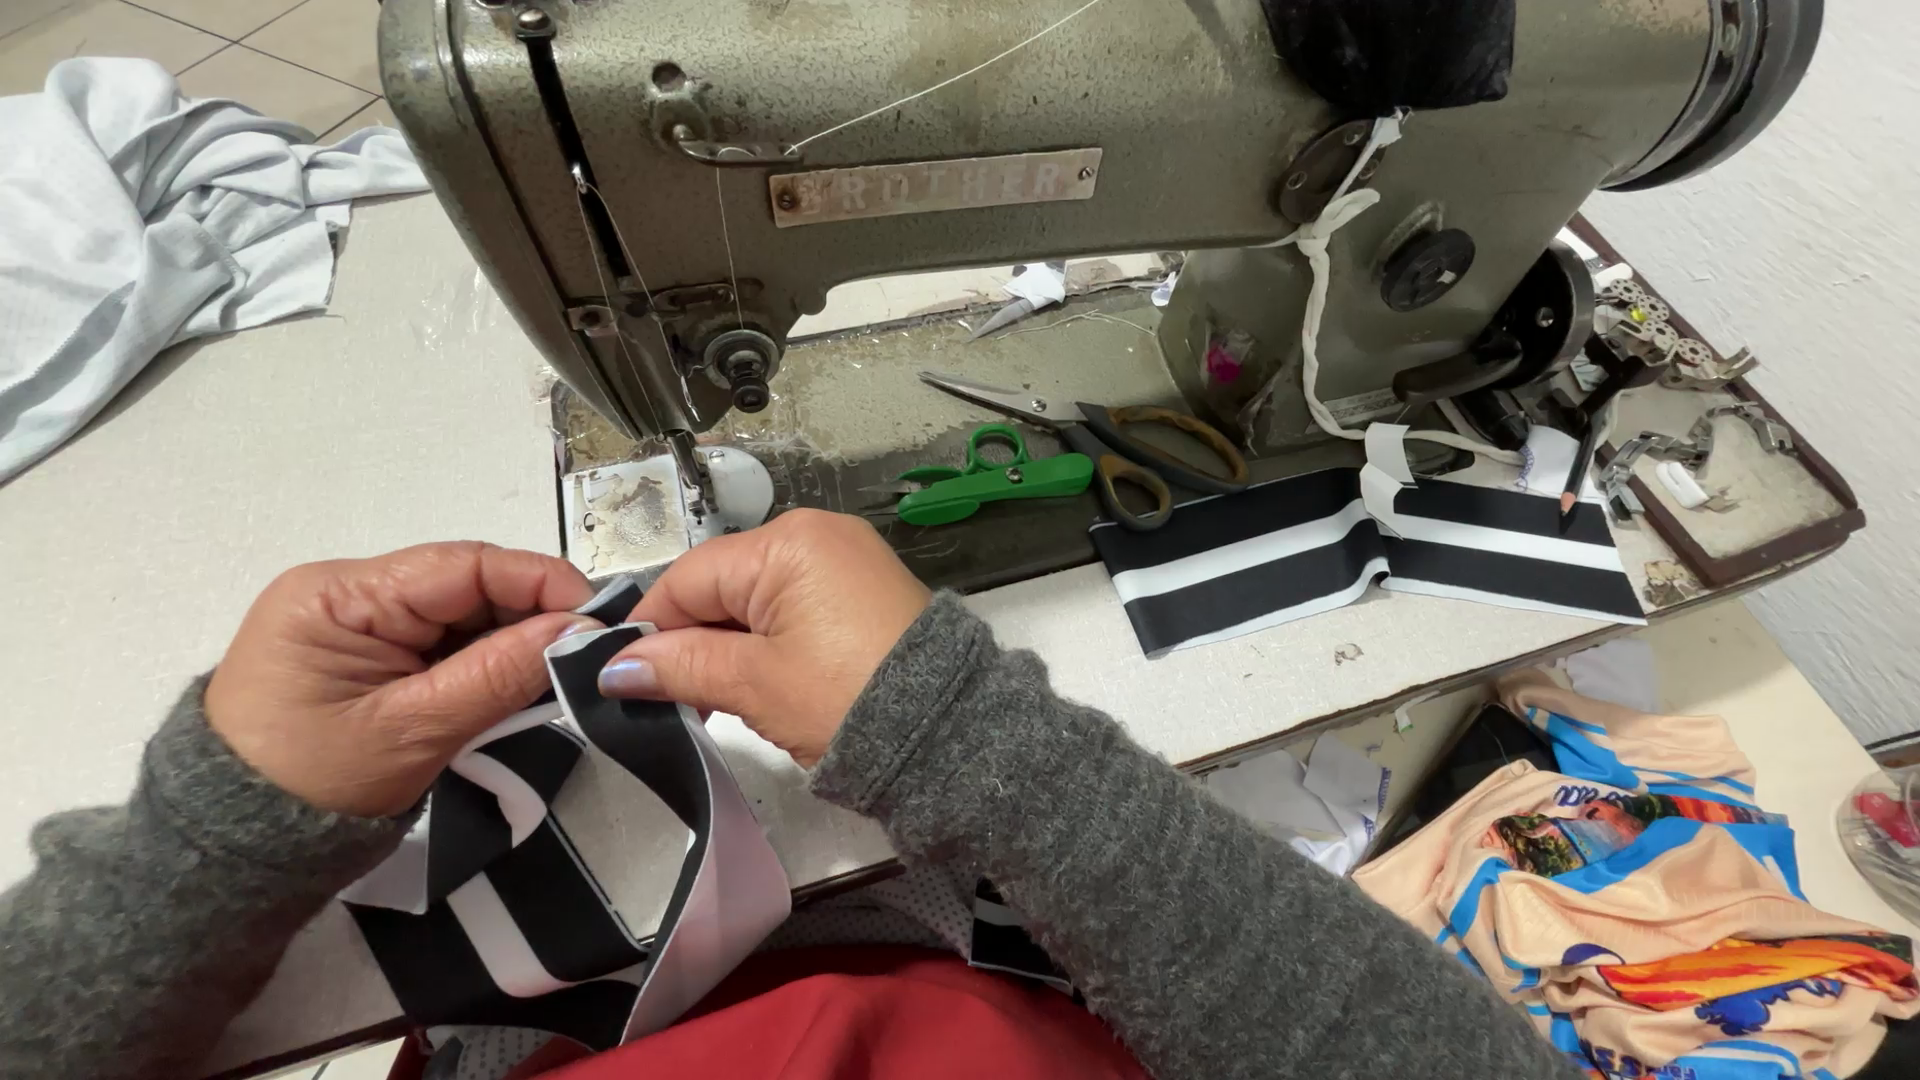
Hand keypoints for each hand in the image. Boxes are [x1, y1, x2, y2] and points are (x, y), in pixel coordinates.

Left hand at [204, 542, 600, 817]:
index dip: (541, 582)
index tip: (599, 617)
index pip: (465, 565)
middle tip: (587, 652)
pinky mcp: (380, 647)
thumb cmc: (312, 787)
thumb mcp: (415, 729)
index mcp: (342, 595)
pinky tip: (521, 680)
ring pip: (472, 612)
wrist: (233, 850)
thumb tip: (583, 628)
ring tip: (558, 671)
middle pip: (473, 585)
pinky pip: (456, 638)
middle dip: (534, 615)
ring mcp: (366, 619)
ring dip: (518, 640)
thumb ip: (501, 672)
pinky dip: (495, 658)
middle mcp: (353, 591)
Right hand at [598, 510, 930, 765]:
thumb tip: (615, 666)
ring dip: (731, 646)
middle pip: (725, 584)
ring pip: (758, 598)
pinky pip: (796, 606)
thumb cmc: (845, 698)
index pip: (691, 576)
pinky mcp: (864, 589)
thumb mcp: (755, 683)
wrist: (948, 728)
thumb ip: (680, 665)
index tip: (626, 678)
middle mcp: (819, 535)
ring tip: (717, 701)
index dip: (653, 627)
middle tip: (676, 700)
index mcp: (789, 541)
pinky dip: (771, 641)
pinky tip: (759, 683)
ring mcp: (846, 560)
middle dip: (694, 640)